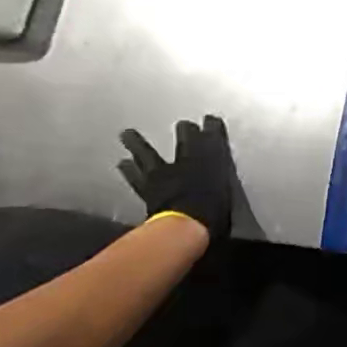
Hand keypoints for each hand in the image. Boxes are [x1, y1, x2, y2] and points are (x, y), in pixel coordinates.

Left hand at [117, 116, 232, 240]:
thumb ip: (219, 181)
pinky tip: (122, 163)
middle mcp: (185, 160)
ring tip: (128, 134)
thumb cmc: (213, 211)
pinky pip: (135, 176)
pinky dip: (129, 170)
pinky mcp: (146, 187)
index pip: (213, 136)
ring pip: (148, 152)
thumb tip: (219, 181)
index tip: (211, 121)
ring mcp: (162, 173)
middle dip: (185, 130)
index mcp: (210, 160)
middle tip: (182, 125)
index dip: (212, 127)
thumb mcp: (224, 193)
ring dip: (138, 142)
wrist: (185, 225)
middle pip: (186, 137)